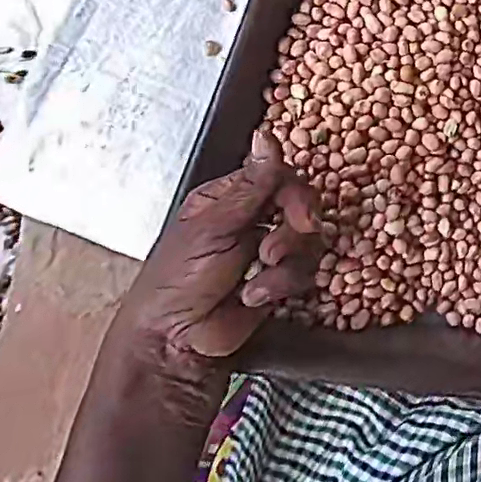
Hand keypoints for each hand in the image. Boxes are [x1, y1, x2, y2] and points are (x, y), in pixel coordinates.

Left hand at [107, 130, 323, 403]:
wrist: (173, 345)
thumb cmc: (176, 282)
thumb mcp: (214, 227)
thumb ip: (252, 185)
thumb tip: (266, 136)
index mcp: (229, 198)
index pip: (278, 178)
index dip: (294, 195)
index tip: (300, 215)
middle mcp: (252, 219)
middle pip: (300, 207)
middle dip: (292, 232)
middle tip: (274, 252)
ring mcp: (266, 250)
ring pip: (306, 240)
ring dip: (284, 264)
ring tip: (256, 282)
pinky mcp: (278, 279)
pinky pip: (303, 270)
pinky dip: (281, 285)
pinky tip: (254, 297)